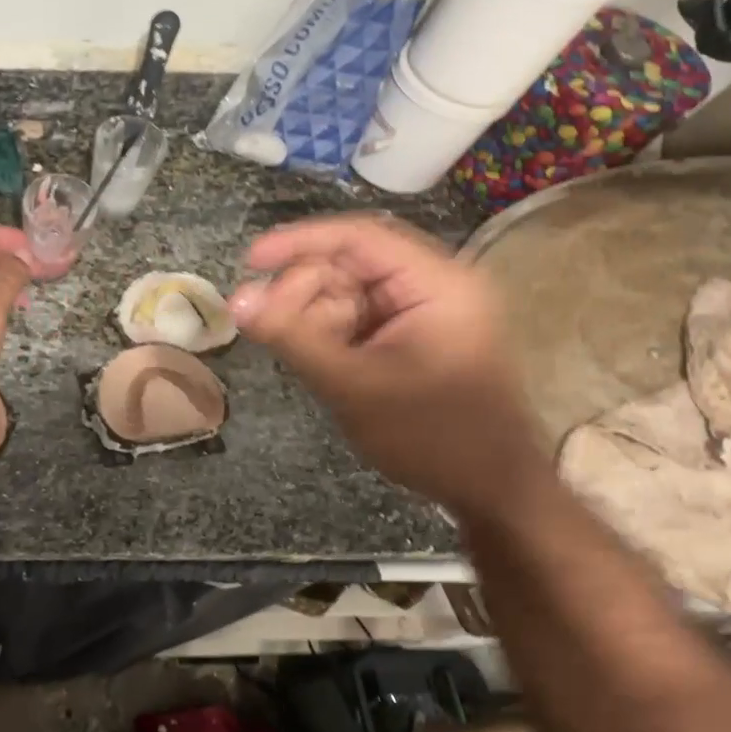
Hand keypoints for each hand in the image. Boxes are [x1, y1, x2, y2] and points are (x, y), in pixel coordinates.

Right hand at [229, 214, 548, 516]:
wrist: (494, 494)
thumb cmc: (434, 438)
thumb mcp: (354, 385)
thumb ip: (293, 336)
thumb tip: (236, 299)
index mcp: (437, 284)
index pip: (358, 237)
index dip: (298, 243)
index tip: (249, 262)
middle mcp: (434, 285)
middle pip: (350, 262)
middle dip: (303, 288)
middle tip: (267, 322)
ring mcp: (425, 311)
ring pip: (349, 290)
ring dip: (313, 313)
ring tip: (297, 350)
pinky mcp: (413, 336)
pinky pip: (358, 316)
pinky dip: (329, 331)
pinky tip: (316, 357)